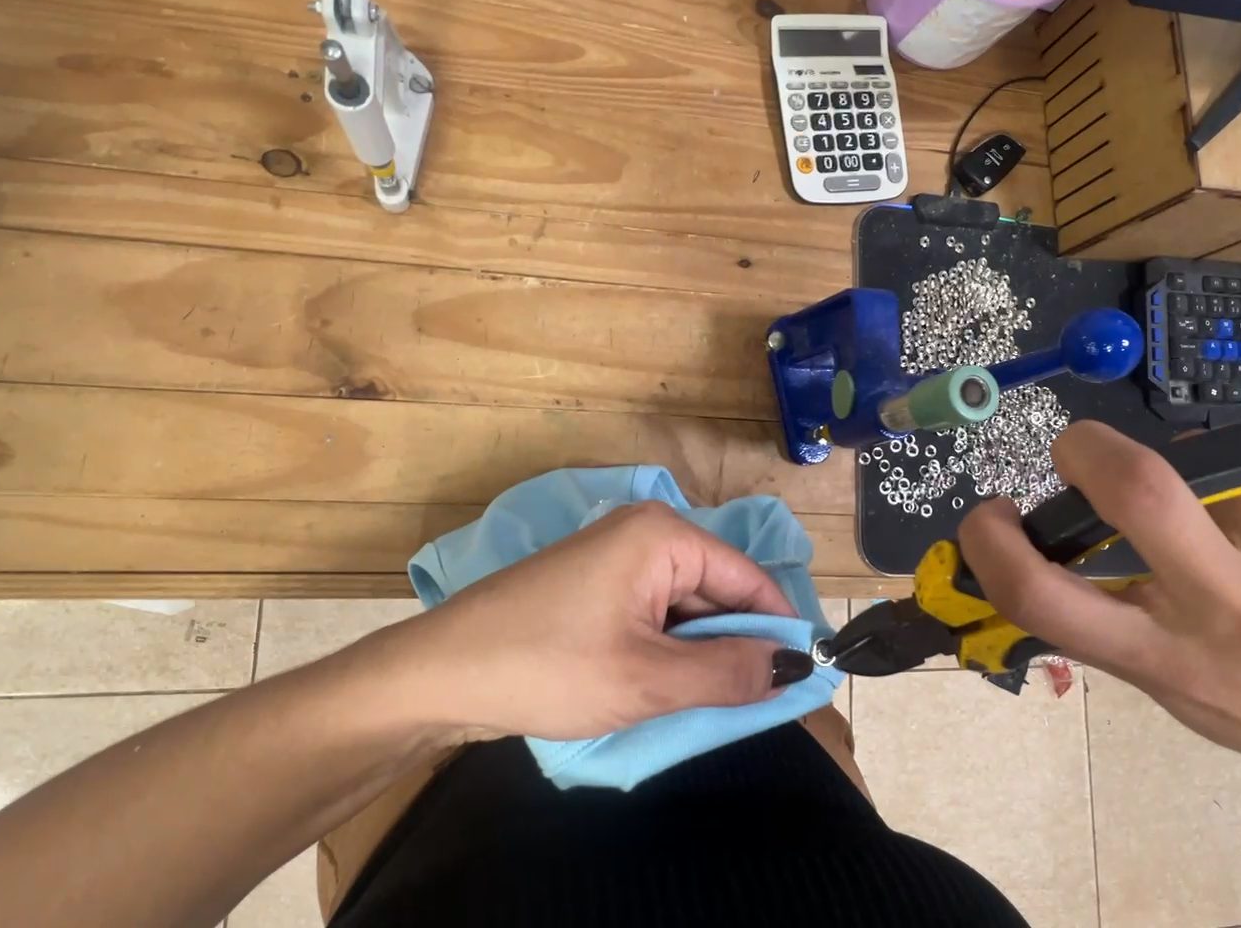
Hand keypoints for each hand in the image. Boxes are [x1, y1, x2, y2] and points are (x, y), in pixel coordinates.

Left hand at [392, 501, 813, 741]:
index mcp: (662, 535)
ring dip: (699, 654)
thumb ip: (727, 673)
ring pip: (686, 606)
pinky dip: (667, 650)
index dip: (778, 629)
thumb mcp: (646, 679)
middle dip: (736, 646)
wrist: (438, 674)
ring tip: (704, 704)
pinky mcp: (596, 585)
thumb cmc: (546, 667)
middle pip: (718, 590)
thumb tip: (792, 665)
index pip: (748, 578)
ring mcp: (616, 557)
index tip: (802, 681)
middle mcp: (644, 532)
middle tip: (749, 707)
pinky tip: (664, 687)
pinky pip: (654, 613)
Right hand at [955, 420, 1240, 913]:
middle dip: (1087, 446)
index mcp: (1175, 666)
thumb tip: (1072, 541)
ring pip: (1222, 472)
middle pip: (1136, 488)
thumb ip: (1129, 621)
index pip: (1044, 597)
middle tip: (1080, 447)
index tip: (988, 515)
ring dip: (1211, 487)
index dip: (991, 543)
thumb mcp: (1190, 698)